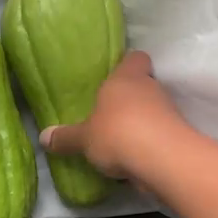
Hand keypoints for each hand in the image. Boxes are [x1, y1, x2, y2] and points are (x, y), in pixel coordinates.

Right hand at [40, 51, 189, 180]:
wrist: (161, 159)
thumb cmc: (117, 133)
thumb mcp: (83, 138)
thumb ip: (65, 137)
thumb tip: (43, 137)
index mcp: (126, 77)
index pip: (134, 57)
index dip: (126, 65)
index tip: (113, 78)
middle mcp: (150, 87)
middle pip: (141, 85)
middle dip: (127, 100)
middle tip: (107, 115)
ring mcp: (166, 111)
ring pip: (150, 111)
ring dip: (137, 123)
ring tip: (118, 141)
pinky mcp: (175, 135)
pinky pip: (156, 134)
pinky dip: (146, 143)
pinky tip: (131, 158)